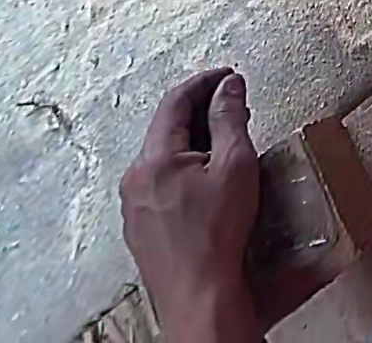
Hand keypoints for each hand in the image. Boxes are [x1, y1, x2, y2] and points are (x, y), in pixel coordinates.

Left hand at [120, 69, 262, 342]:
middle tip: (237, 100)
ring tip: (231, 133)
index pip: (175, 102)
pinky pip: (163, 178)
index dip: (205, 81)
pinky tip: (212, 170)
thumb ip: (230, 117)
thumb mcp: (235, 162)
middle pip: (168, 127)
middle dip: (203, 108)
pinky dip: (189, 161)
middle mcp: (135, 179)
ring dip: (197, 135)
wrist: (200, 297)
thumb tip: (229, 83)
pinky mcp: (142, 226)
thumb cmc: (219, 229)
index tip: (231, 73)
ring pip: (166, 153)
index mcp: (154, 160)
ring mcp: (134, 206)